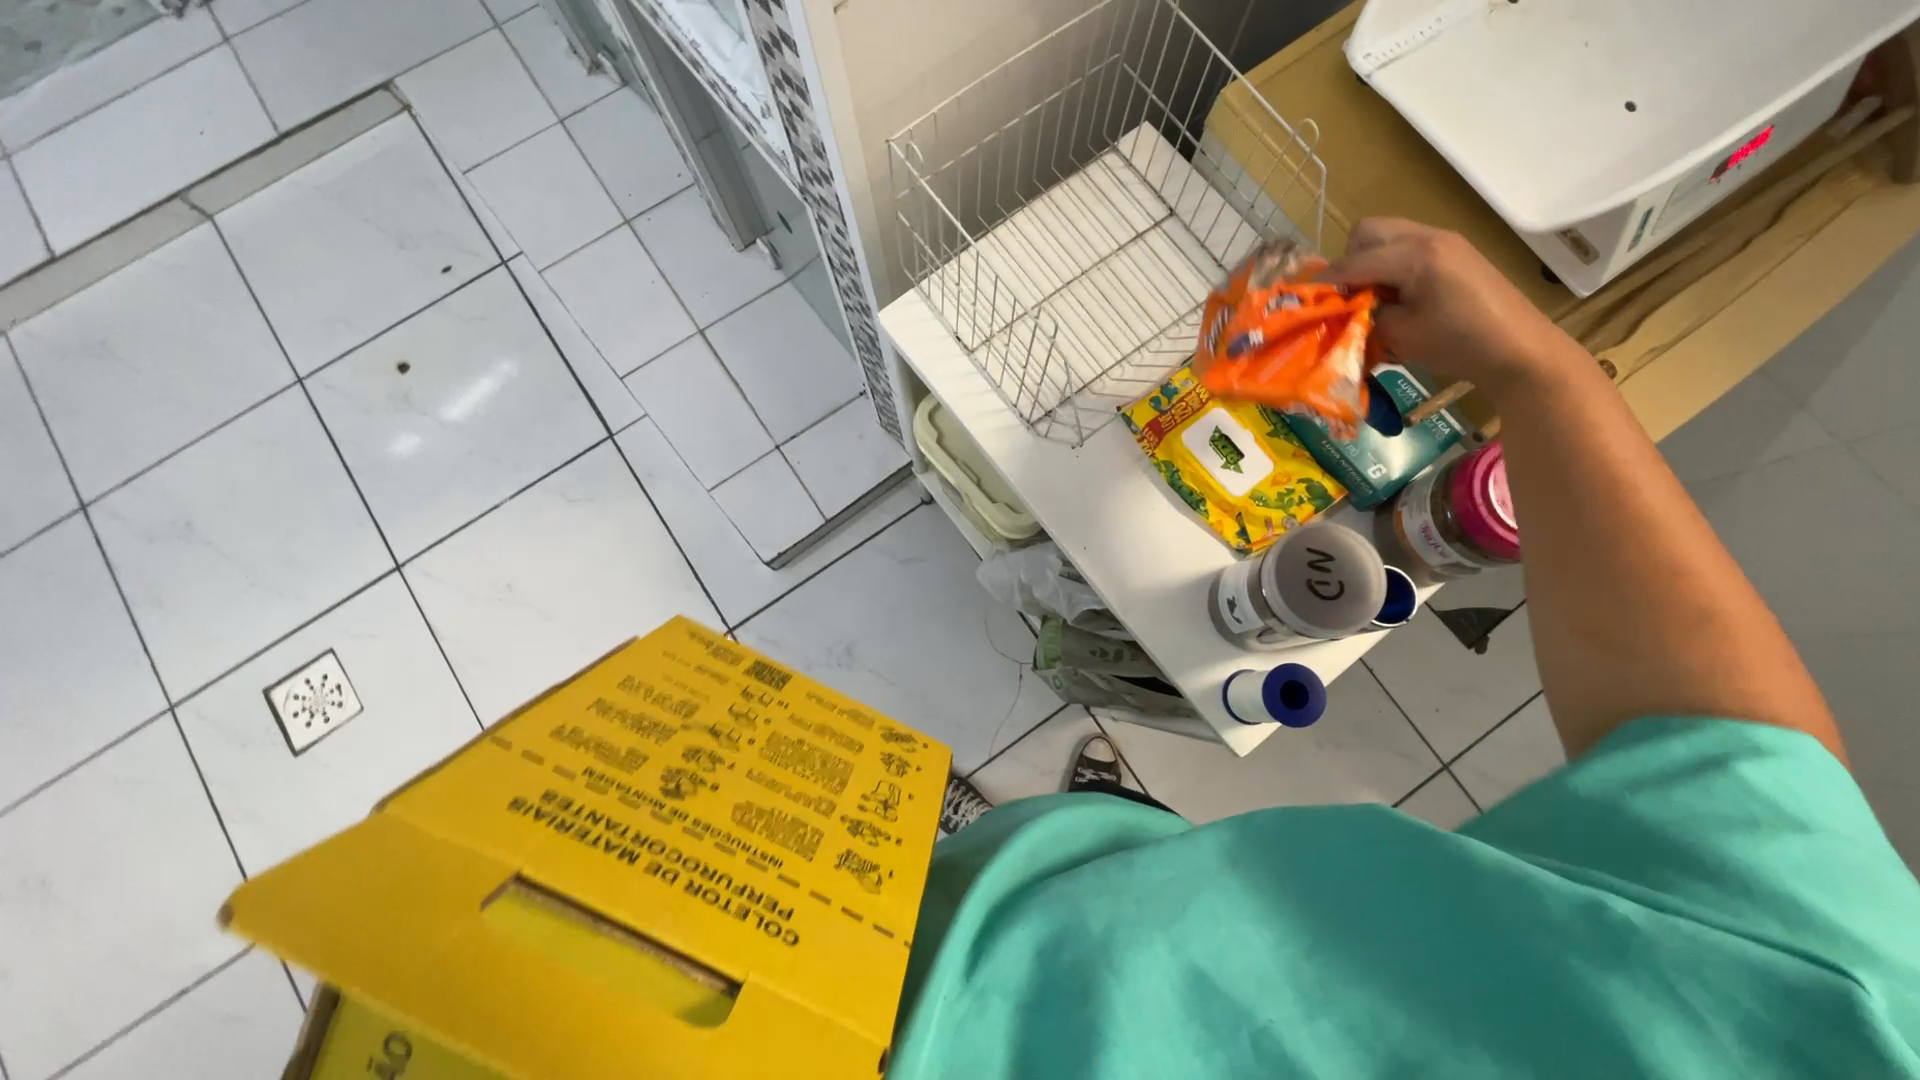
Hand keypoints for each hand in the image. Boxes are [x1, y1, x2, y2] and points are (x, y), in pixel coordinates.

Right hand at [1319, 218, 1582, 394]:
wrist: (1519, 348)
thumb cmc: (1458, 345)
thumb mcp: (1401, 336)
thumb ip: (1367, 315)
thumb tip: (1348, 309)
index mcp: (1416, 256)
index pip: (1355, 261)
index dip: (1327, 282)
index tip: (1305, 299)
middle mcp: (1429, 237)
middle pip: (1369, 231)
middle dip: (1348, 260)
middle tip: (1346, 296)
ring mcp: (1445, 241)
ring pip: (1388, 234)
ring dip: (1370, 260)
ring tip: (1371, 297)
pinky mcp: (1454, 252)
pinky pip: (1407, 246)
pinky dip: (1390, 263)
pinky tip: (1396, 295)